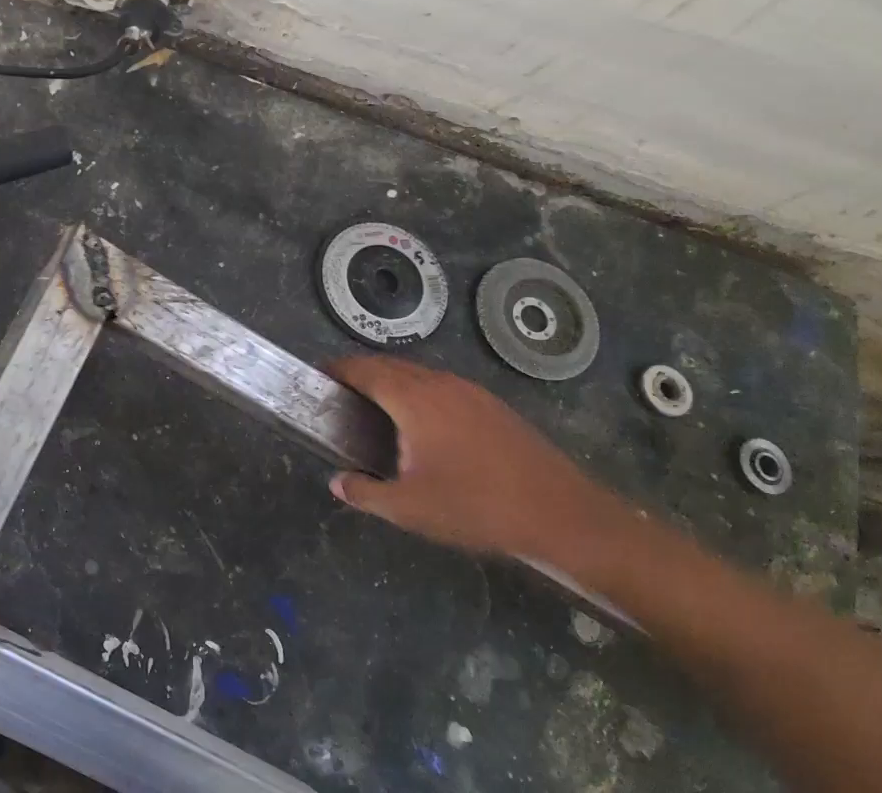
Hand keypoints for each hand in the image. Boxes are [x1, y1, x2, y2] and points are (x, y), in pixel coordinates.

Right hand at [324, 356, 613, 560]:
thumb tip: (338, 482)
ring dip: (393, 385)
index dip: (338, 369)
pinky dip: (420, 396)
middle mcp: (442, 386)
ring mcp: (473, 394)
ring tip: (375, 411)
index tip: (317, 375)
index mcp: (415, 400)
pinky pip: (444, 390)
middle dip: (362, 375)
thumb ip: (365, 492)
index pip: (365, 370)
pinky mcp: (495, 409)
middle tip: (339, 395)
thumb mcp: (409, 508)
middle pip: (391, 367)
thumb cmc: (477, 507)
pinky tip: (422, 428)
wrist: (564, 515)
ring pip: (420, 377)